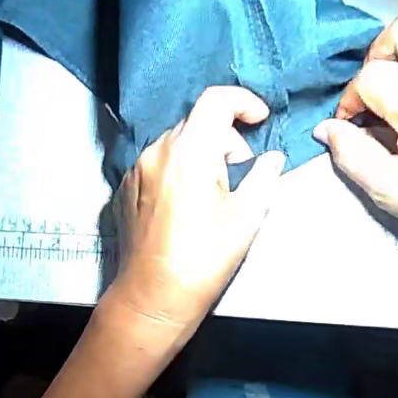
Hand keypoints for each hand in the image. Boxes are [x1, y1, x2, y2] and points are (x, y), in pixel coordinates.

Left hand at [108, 87, 287, 336]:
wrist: (151, 297)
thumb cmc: (202, 260)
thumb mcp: (246, 218)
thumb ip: (264, 178)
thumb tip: (272, 159)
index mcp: (188, 152)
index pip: (215, 100)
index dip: (243, 102)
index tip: (259, 120)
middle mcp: (156, 153)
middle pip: (195, 122)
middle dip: (223, 136)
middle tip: (240, 168)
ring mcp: (136, 171)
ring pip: (174, 144)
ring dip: (199, 153)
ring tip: (212, 191)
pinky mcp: (124, 190)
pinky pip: (156, 165)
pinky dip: (176, 170)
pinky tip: (186, 203)